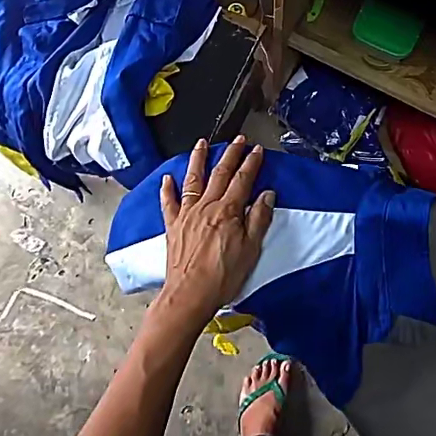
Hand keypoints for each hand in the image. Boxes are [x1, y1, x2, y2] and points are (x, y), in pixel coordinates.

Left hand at [157, 137, 275, 317]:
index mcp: (227, 211)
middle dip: (230, 154)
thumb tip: (267, 195)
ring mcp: (187, 215)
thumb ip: (259, 218)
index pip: (243, 179)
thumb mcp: (251, 248)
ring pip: (193, 180)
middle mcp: (206, 207)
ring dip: (198, 160)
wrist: (190, 295)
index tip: (257, 150)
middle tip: (238, 140)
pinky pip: (169, 203)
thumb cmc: (223, 276)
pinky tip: (168, 179)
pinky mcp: (173, 226)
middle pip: (220, 173)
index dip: (251, 163)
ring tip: (202, 144)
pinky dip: (167, 189)